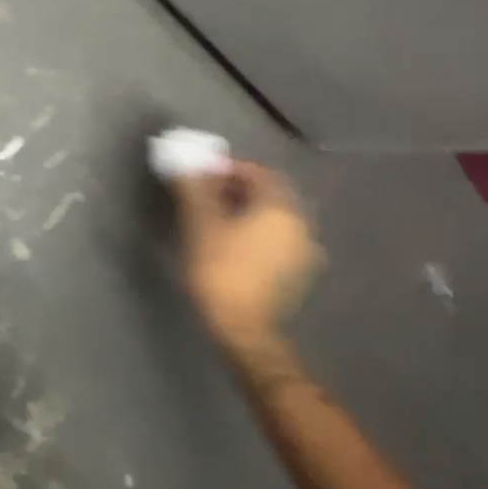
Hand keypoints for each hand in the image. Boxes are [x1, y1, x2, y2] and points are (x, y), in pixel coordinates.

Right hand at [171, 162, 322, 347]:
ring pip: (272, 217)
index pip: (259, 173)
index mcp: (281, 209)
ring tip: (212, 217)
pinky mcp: (296, 272)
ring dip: (244, 209)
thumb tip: (185, 163)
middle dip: (235, 188)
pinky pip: (275, 238)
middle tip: (204, 193)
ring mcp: (302, 252)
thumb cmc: (219, 266)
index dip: (229, 168)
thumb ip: (194, 187)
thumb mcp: (199, 221)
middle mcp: (301, 226)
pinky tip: (229, 241)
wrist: (242, 326)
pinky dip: (254, 230)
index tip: (201, 174)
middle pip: (268, 195)